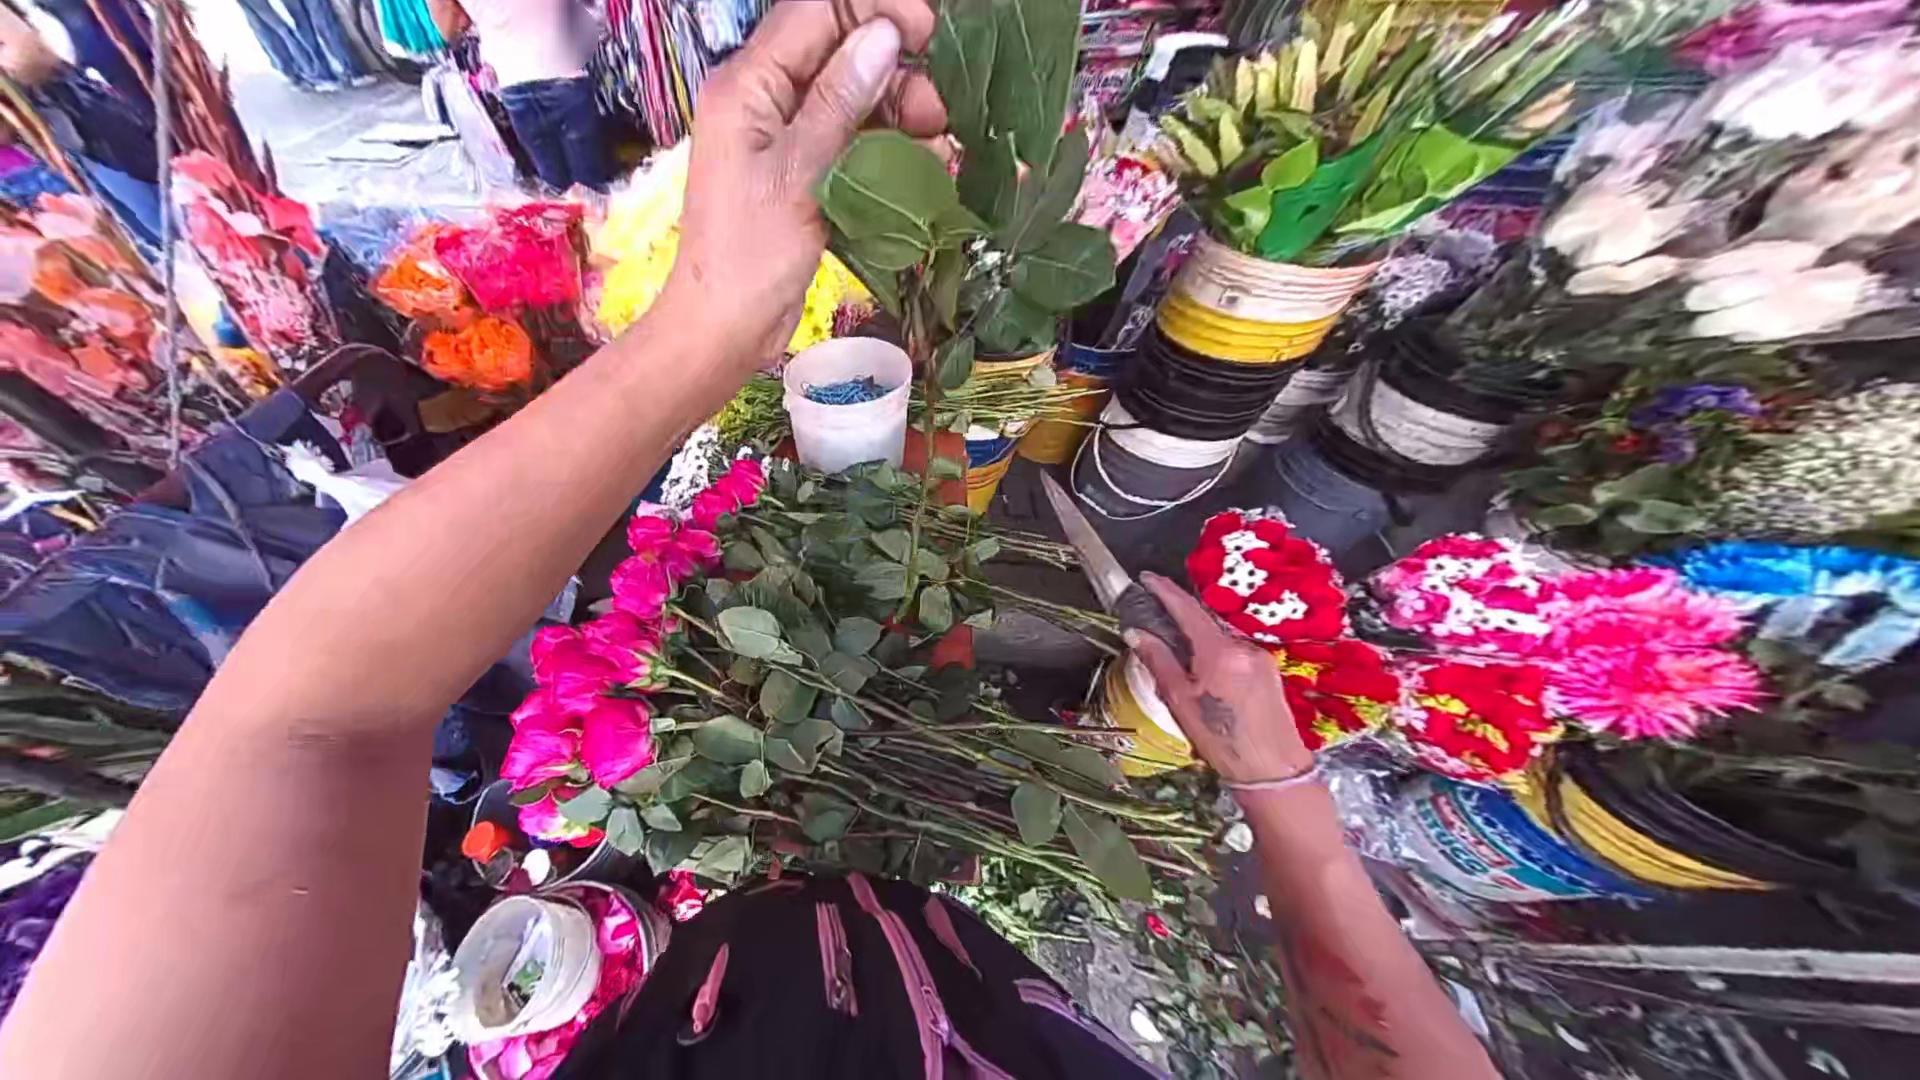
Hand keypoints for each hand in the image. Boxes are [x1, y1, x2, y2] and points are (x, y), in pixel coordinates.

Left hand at [664, 0, 945, 365]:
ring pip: (851, 108)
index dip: (873, 11)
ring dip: (898, 119)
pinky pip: (850, 151)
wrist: (728, 326)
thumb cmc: (751, 256)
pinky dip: (886, 154)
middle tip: (938, 115)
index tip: (927, 32)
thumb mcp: (798, 175)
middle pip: (839, 60)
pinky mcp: (804, 183)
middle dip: (894, 76)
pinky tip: (920, 167)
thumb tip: (882, 38)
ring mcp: (786, 146)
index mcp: (749, 86)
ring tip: (938, 147)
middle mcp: (767, 105)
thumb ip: (838, 105)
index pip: (815, 13)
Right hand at [1125, 573, 1314, 784]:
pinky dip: (1214, 650)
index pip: (1187, 610)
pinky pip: (1234, 649)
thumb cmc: (1222, 741)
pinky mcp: (1269, 669)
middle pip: (1205, 620)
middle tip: (1154, 615)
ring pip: (1220, 635)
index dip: (1164, 590)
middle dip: (1180, 615)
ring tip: (1177, 650)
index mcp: (1220, 652)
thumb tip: (1135, 633)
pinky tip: (1203, 668)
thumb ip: (1159, 660)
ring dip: (1197, 636)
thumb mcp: (1180, 700)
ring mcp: (1261, 657)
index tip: (1147, 577)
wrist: (1273, 773)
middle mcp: (1244, 646)